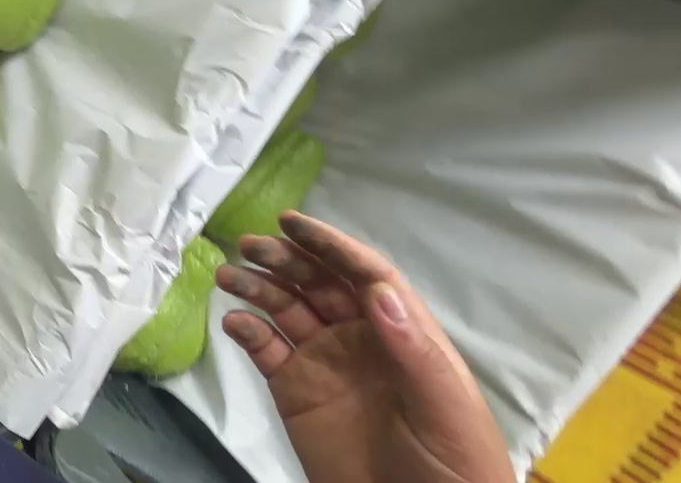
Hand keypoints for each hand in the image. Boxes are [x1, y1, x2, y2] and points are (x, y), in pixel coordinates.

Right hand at [216, 211, 513, 482]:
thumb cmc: (453, 473)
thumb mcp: (448, 415)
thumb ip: (415, 353)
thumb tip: (377, 290)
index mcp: (402, 338)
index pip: (365, 276)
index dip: (330, 245)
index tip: (290, 222)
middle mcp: (358, 339)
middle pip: (316, 282)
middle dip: (283, 257)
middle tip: (248, 245)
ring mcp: (322, 361)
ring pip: (282, 306)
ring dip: (255, 285)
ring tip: (227, 276)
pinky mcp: (292, 386)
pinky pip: (262, 346)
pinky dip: (244, 328)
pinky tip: (235, 324)